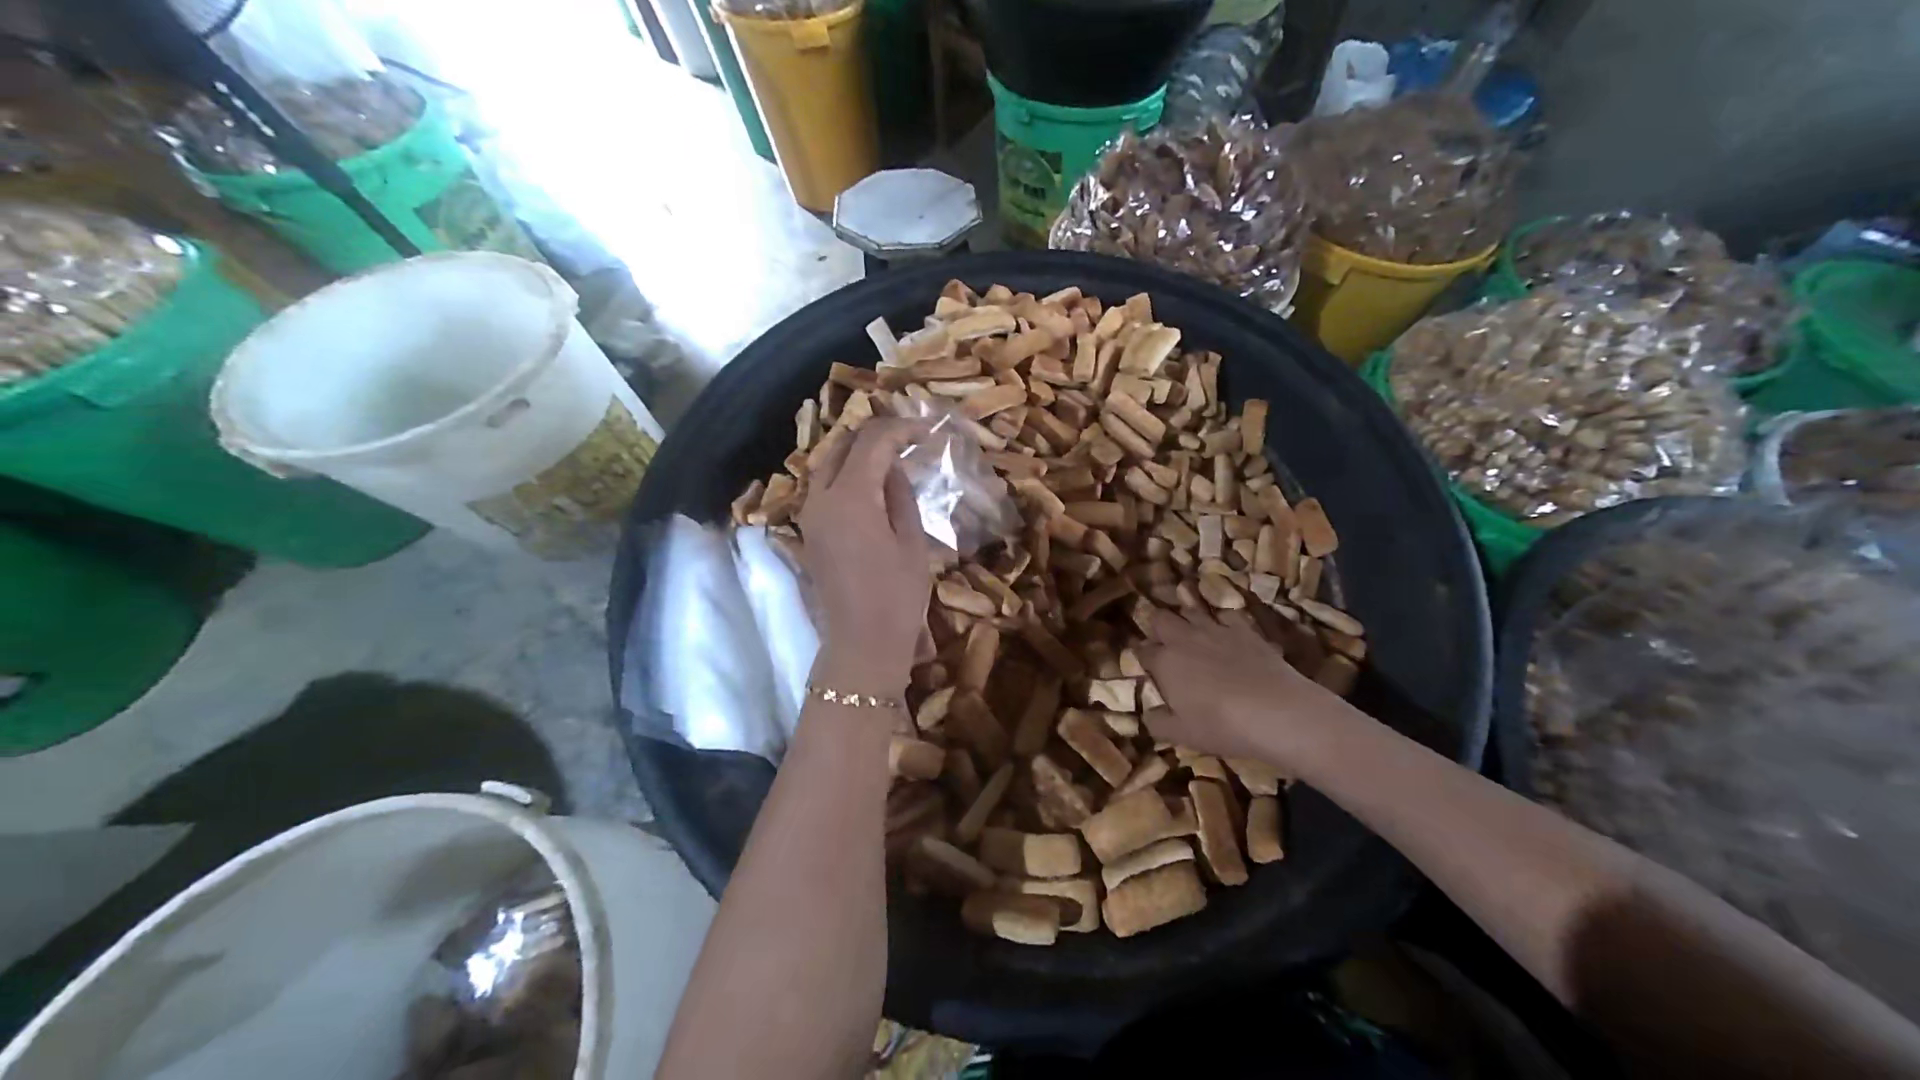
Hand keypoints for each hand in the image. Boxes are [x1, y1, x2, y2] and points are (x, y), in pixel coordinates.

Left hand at [798, 418, 932, 697]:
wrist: (862, 644)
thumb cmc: (897, 596)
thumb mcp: (912, 541)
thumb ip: (901, 495)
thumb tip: (894, 468)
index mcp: (850, 496)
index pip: (873, 442)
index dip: (901, 428)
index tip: (927, 430)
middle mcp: (820, 498)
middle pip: (842, 446)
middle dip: (875, 434)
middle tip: (908, 437)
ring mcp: (810, 515)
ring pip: (828, 464)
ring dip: (857, 452)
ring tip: (891, 455)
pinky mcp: (809, 532)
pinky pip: (825, 488)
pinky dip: (847, 475)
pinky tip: (872, 483)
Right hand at [1136, 610, 1351, 770]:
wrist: (1277, 712)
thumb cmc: (1221, 726)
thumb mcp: (1181, 734)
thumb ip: (1157, 723)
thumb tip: (1148, 714)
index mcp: (1164, 661)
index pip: (1143, 650)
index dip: (1142, 657)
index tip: (1147, 667)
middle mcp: (1184, 638)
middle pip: (1161, 618)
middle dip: (1158, 628)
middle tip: (1165, 645)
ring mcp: (1216, 630)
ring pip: (1191, 611)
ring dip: (1186, 620)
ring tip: (1191, 634)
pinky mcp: (1245, 630)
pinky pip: (1226, 615)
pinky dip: (1222, 621)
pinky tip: (1227, 635)